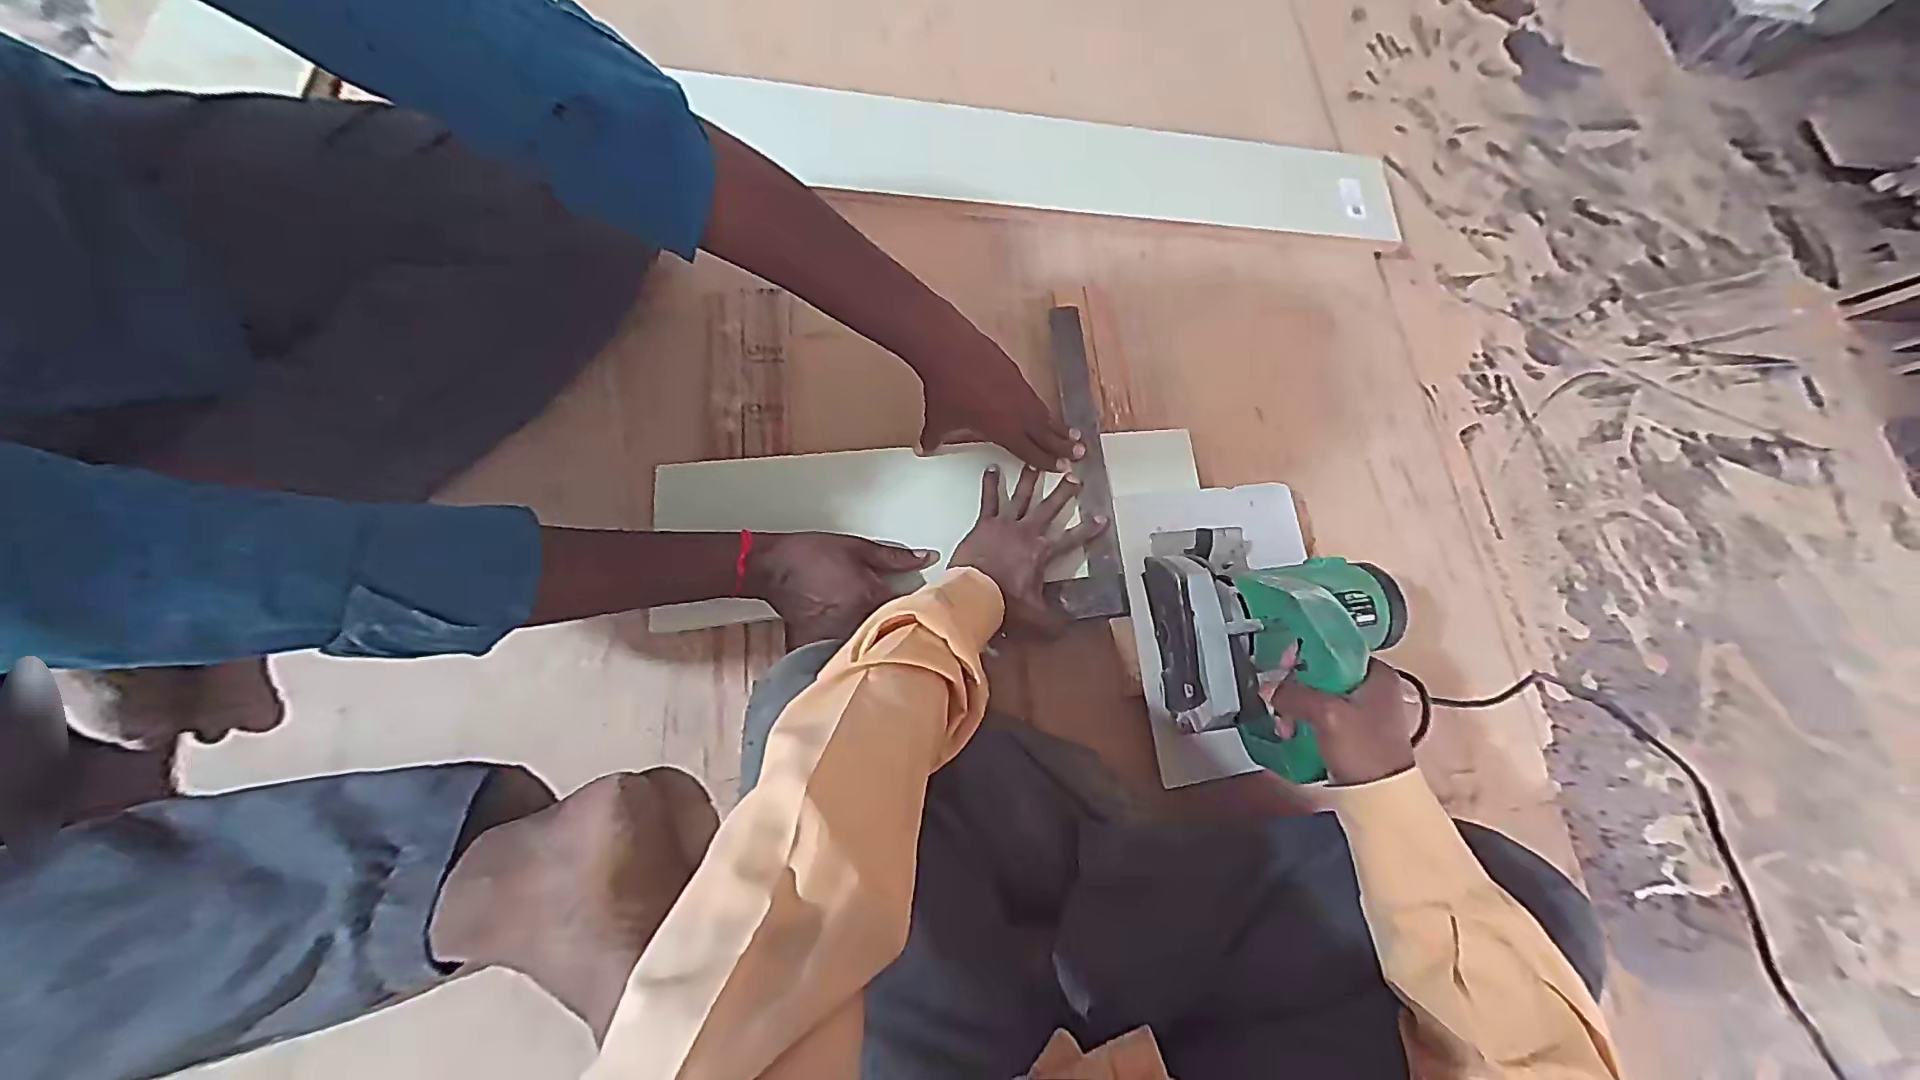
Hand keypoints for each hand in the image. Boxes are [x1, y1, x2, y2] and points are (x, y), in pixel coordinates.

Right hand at [744, 532, 937, 645]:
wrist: (772, 567)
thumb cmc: (812, 555)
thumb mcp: (859, 548)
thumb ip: (896, 557)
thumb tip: (925, 557)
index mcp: (871, 596)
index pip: (909, 609)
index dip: (921, 608)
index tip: (928, 607)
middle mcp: (857, 620)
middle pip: (892, 633)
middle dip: (904, 631)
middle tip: (912, 626)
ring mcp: (838, 636)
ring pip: (870, 647)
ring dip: (880, 644)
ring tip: (888, 639)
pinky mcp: (820, 644)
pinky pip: (844, 654)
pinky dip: (854, 652)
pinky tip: (859, 646)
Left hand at [918, 333, 1083, 472]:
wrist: (948, 349)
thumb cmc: (944, 389)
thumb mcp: (937, 420)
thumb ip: (933, 438)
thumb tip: (923, 449)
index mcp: (1003, 430)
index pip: (1030, 451)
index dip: (1047, 461)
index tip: (1063, 467)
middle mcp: (1017, 413)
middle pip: (1046, 434)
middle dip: (1064, 446)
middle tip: (1082, 454)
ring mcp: (1019, 391)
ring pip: (1045, 414)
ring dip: (1059, 427)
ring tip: (1074, 434)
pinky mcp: (1016, 374)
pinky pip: (1035, 398)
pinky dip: (1044, 408)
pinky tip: (1046, 411)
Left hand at [950, 464, 1107, 637]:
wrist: (971, 592)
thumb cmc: (1002, 601)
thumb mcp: (1034, 615)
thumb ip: (1053, 620)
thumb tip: (1069, 628)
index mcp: (1041, 552)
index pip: (1072, 539)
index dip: (1089, 530)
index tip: (1102, 519)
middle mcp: (1027, 533)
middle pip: (1050, 508)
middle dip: (1064, 492)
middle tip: (1075, 475)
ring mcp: (1005, 525)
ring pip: (1022, 497)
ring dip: (1031, 479)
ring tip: (1037, 463)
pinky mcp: (985, 524)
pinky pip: (989, 500)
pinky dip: (990, 484)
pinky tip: (992, 468)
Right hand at [1265, 658, 1418, 785]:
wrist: (1380, 797)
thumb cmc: (1364, 749)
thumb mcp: (1326, 713)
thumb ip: (1294, 694)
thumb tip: (1268, 688)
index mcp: (1376, 674)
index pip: (1332, 648)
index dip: (1303, 653)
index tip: (1282, 665)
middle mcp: (1372, 687)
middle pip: (1319, 672)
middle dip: (1293, 686)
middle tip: (1278, 698)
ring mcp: (1363, 709)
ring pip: (1316, 694)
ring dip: (1294, 706)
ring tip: (1284, 724)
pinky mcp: (1352, 728)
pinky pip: (1318, 713)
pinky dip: (1302, 718)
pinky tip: (1291, 731)